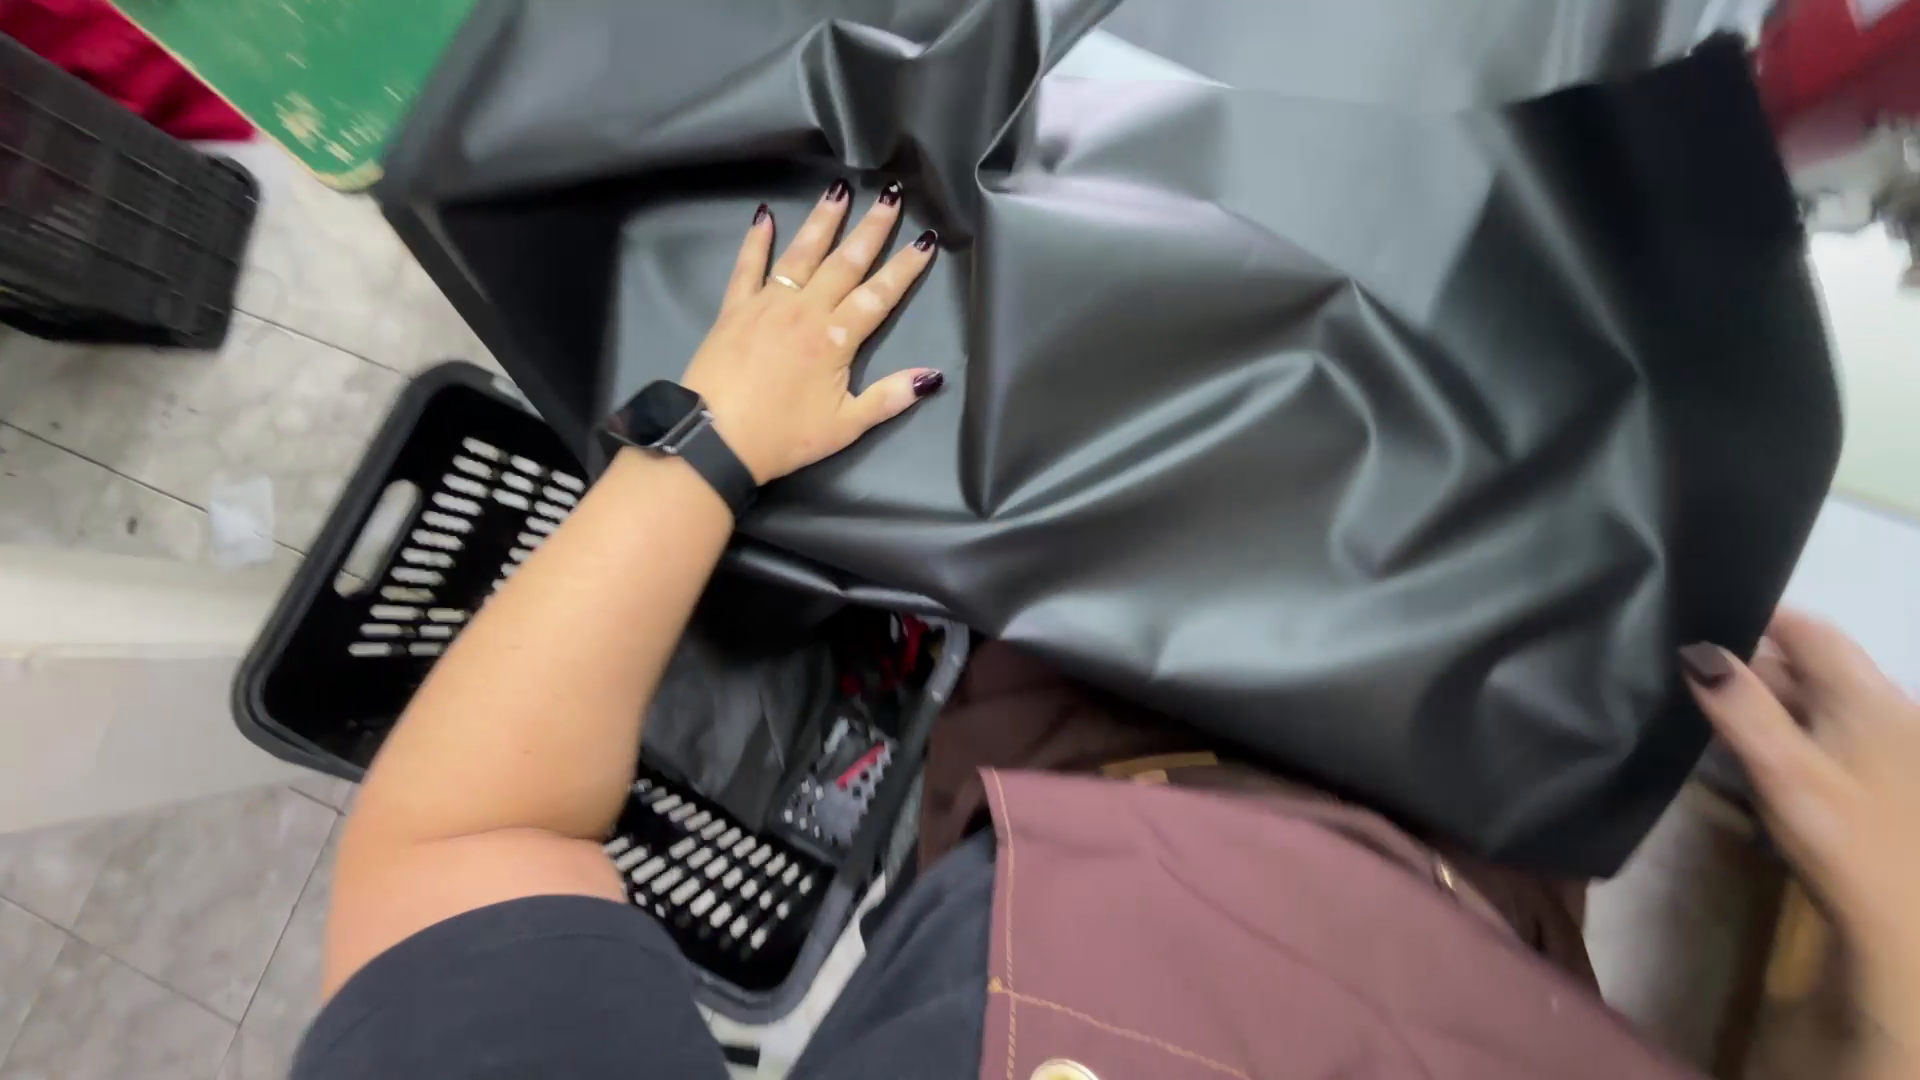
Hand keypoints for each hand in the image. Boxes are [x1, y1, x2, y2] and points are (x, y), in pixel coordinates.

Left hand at [679, 179, 943, 483]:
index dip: (905, 267)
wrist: (714, 438)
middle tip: (891, 196)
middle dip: (872, 229)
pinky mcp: (734, 309)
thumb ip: (888, 398)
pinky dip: (756, 240)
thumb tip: (931, 376)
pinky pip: (747, 266)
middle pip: (846, 263)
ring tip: (840, 190)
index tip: (926, 239)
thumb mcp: (845, 427)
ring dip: (823, 221)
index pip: (879, 295)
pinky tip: (764, 216)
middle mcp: (805, 311)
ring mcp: (767, 305)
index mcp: (836, 339)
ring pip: (802, 254)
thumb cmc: (783, 437)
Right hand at [1680, 613, 1919, 1048]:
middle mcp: (1883, 711)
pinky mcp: (1867, 772)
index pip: (1810, 630)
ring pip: (1807, 694)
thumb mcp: (1783, 770)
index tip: (1694, 612)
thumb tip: (1695, 648)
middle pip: (1806, 661)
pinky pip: (1812, 723)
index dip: (1757, 613)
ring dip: (1753, 689)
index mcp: (1871, 701)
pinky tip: (1734, 733)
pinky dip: (1770, 718)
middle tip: (1674, 655)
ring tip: (1691, 690)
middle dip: (1744, 655)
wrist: (1905, 926)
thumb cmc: (1847, 840)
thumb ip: (1739, 707)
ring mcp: (1879, 743)